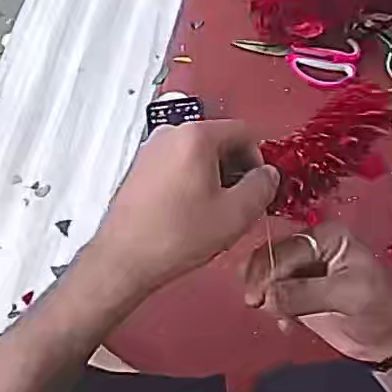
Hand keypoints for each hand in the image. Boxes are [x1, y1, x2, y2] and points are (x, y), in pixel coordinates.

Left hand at [86, 120, 276, 295]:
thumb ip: (262, 187)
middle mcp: (171, 134)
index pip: (243, 132)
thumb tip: (267, 175)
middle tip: (240, 202)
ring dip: (214, 177)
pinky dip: (192, 181)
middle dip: (236, 169)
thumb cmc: (175, 236)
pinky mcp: (140, 168)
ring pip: (198, 154)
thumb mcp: (236, 214)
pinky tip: (190, 213)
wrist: (124, 259)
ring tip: (214, 212)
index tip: (258, 185)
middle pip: (220, 140)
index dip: (258, 159)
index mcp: (196, 136)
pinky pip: (178, 165)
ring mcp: (152, 150)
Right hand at [244, 223, 391, 362]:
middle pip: (272, 257)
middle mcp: (311, 246)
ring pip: (267, 275)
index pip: (287, 248)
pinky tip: (286, 324)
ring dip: (266, 296)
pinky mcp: (296, 290)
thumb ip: (306, 292)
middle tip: (257, 305)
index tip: (257, 296)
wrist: (388, 338)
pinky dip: (272, 307)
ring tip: (280, 318)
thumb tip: (268, 295)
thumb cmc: (376, 309)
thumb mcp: (348, 296)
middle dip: (262, 281)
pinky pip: (272, 293)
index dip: (268, 270)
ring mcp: (302, 268)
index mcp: (327, 236)